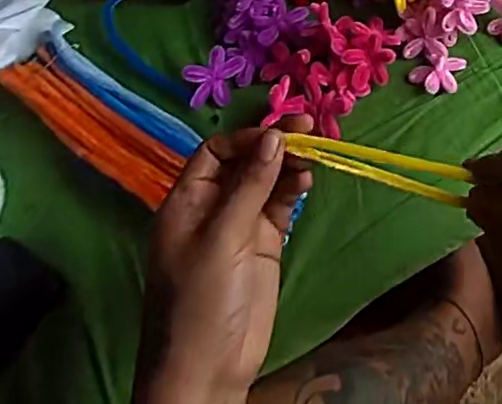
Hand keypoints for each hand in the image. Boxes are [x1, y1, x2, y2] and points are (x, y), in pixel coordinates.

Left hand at [136, 117, 313, 403]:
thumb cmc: (201, 302)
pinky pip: (281, 202)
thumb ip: (251, 185)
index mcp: (188, 203)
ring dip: (289, 163)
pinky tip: (306, 180)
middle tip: (309, 129)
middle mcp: (215, 207)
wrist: (209, 373)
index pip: (216, 152)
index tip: (280, 131)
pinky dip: (294, 187)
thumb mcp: (222, 239)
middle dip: (275, 144)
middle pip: (247, 161)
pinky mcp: (265, 241)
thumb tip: (275, 136)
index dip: (247, 137)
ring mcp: (241, 224)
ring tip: (313, 155)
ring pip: (268, 178)